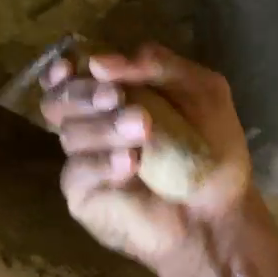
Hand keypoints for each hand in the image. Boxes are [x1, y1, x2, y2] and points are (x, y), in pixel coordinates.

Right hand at [40, 43, 257, 270]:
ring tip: (143, 130)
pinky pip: (76, 172)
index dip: (59, 70)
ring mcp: (82, 160)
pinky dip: (102, 163)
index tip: (69, 66)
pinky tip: (130, 163)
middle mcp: (90, 124)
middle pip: (58, 101)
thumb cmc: (211, 150)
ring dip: (105, 127)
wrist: (219, 214)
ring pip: (69, 134)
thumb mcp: (200, 91)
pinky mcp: (82, 195)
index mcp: (112, 96)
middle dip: (84, 95)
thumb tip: (98, 62)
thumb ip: (157, 66)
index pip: (67, 77)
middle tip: (117, 97)